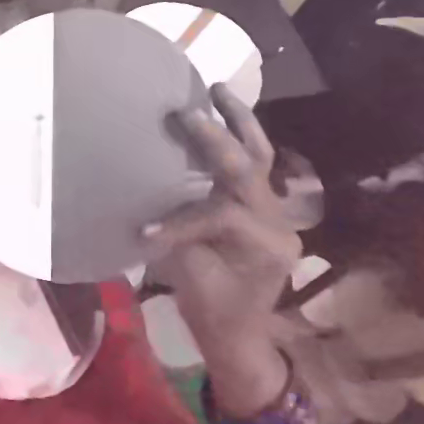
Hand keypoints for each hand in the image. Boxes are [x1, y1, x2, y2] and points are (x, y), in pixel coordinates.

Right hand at [144, 83, 300, 411]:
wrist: (241, 332)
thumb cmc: (214, 312)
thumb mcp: (192, 280)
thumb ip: (180, 238)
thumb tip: (150, 207)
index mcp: (266, 245)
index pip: (222, 214)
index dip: (181, 220)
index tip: (143, 231)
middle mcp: (280, 222)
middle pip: (251, 169)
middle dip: (217, 137)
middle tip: (187, 110)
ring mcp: (279, 212)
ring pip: (263, 158)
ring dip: (239, 123)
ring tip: (219, 91)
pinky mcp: (268, 208)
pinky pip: (257, 168)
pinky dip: (240, 141)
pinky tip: (225, 119)